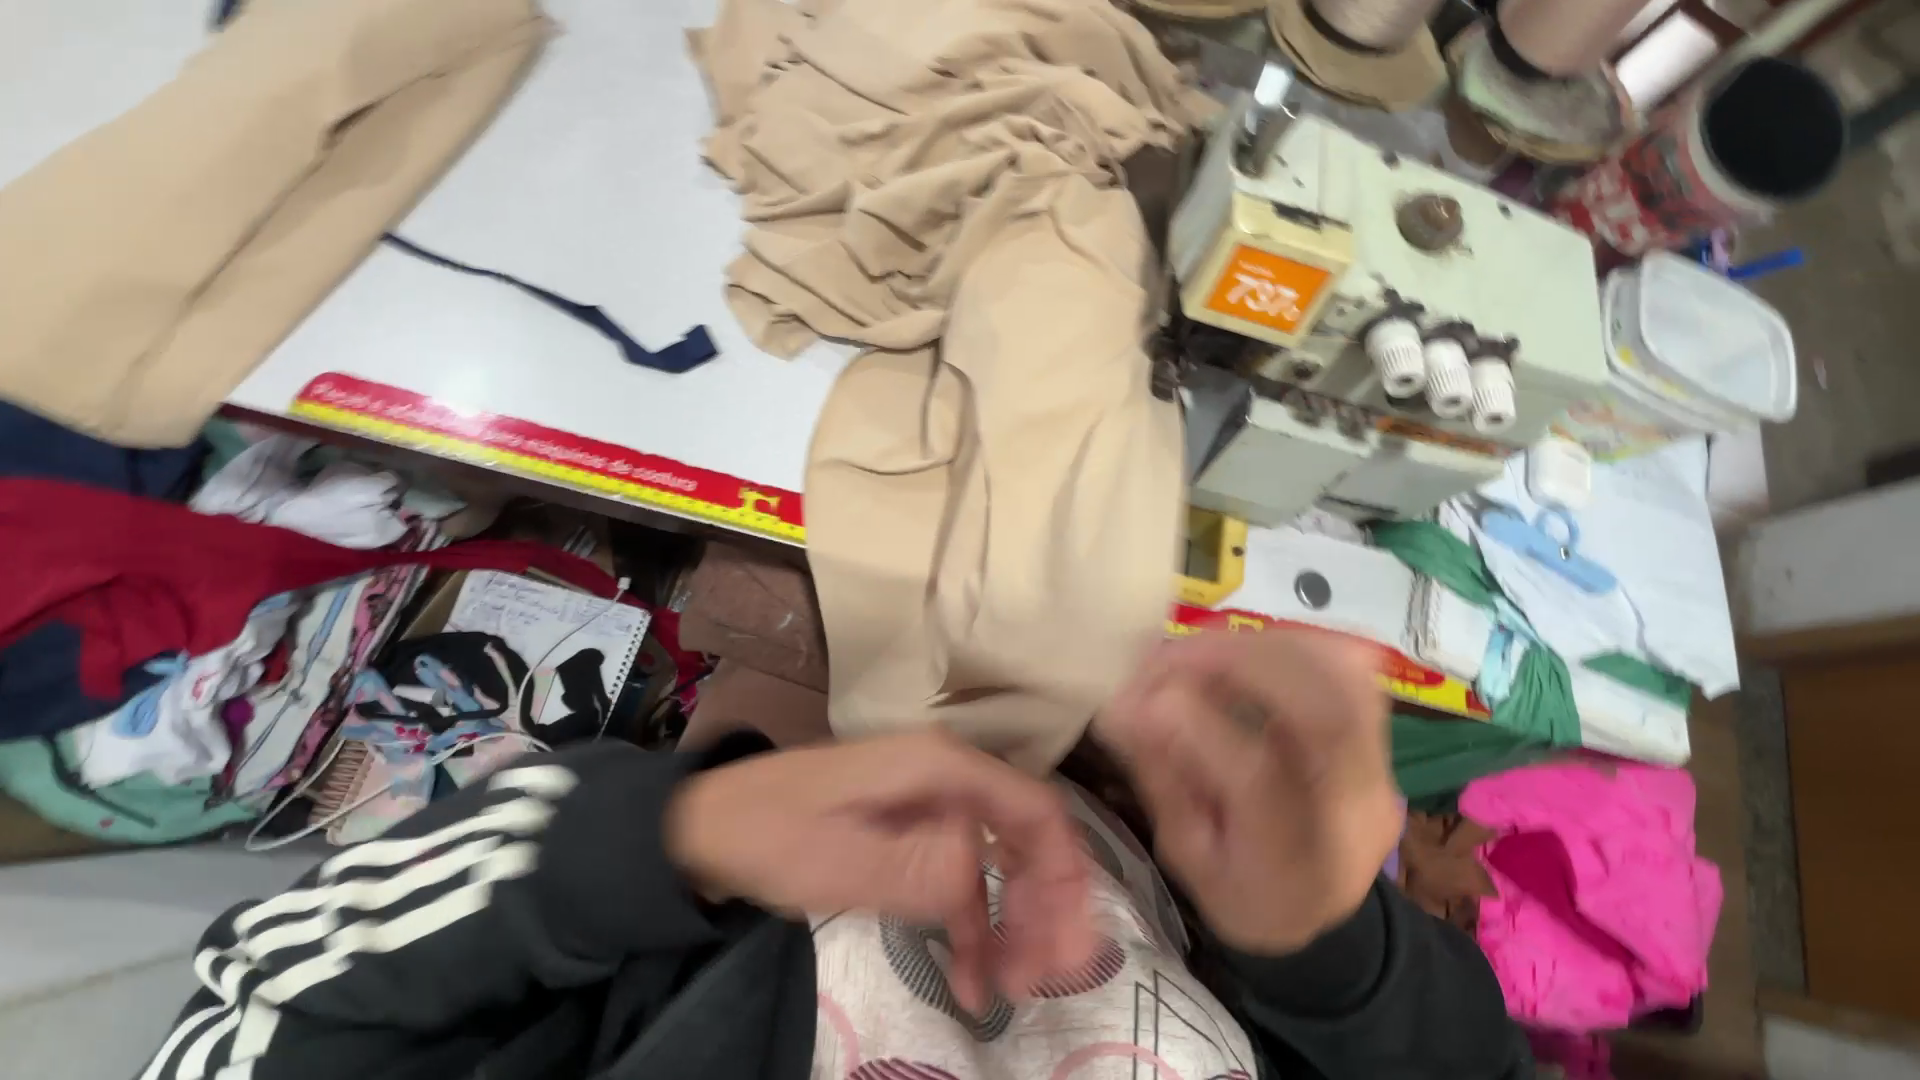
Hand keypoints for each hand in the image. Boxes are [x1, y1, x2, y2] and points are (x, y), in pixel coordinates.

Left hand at [664, 732, 1095, 1009]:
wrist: (708, 827)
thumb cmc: (772, 832)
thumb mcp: (842, 860)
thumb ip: (922, 868)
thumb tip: (984, 875)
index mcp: (940, 768)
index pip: (1034, 810)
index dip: (1066, 874)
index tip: (1075, 943)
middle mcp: (947, 781)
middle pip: (1026, 839)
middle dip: (1048, 908)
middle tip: (1049, 979)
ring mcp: (932, 809)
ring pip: (1001, 866)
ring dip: (1017, 925)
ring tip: (1015, 990)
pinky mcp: (913, 839)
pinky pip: (962, 884)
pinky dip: (974, 930)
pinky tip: (973, 983)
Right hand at [1094, 628, 1401, 954]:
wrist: (1320, 910)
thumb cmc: (1244, 894)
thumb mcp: (1189, 858)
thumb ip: (1163, 782)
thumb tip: (1122, 710)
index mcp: (1304, 860)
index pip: (1261, 780)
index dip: (1195, 726)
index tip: (1132, 703)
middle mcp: (1359, 805)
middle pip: (1321, 710)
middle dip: (1232, 663)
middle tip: (1163, 657)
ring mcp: (1379, 763)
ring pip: (1339, 673)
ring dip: (1258, 646)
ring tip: (1195, 650)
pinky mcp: (1376, 732)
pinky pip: (1345, 665)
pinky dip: (1287, 643)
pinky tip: (1238, 650)